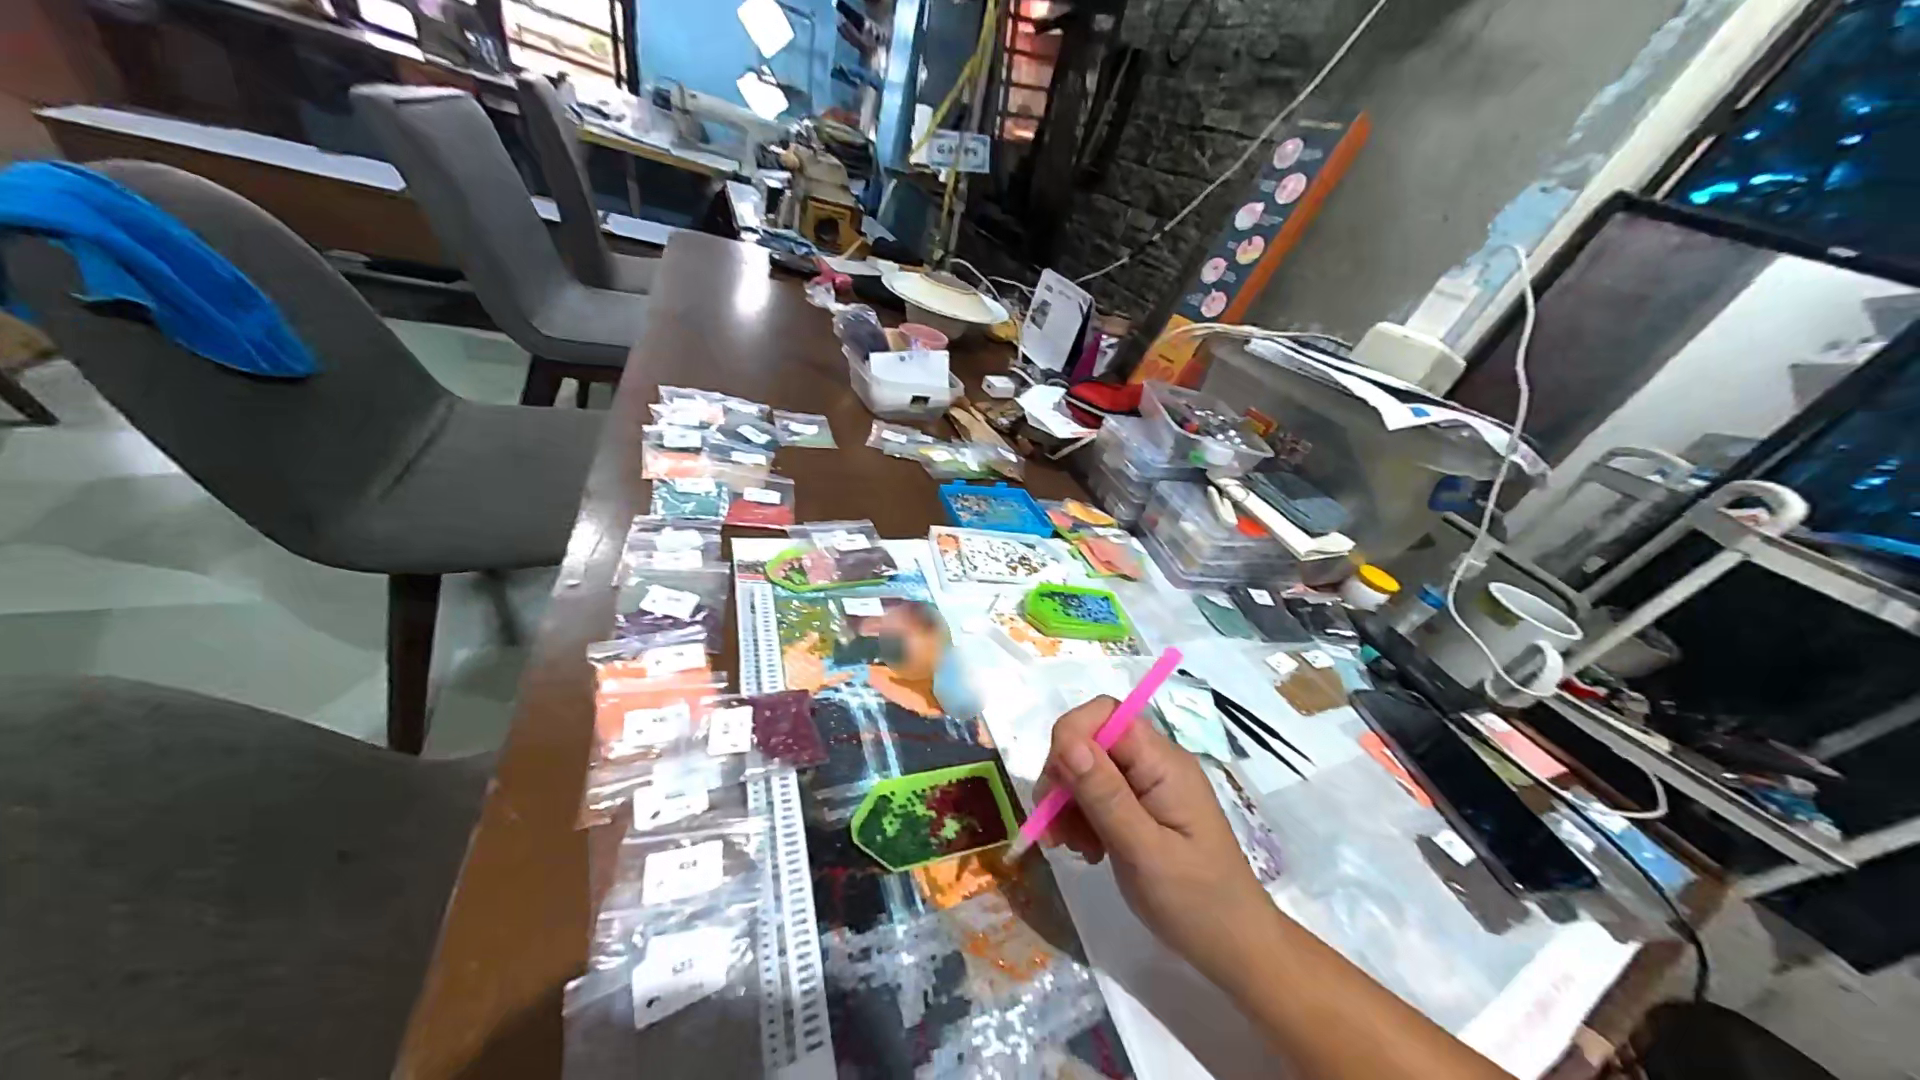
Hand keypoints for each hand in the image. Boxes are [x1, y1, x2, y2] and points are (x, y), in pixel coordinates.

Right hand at [1032, 696, 1276, 982]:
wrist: (1236, 948)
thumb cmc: (1196, 902)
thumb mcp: (1144, 851)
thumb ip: (1104, 794)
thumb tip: (1067, 740)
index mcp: (1163, 762)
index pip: (1105, 714)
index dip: (1071, 737)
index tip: (1055, 786)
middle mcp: (1154, 763)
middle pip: (1091, 740)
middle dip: (1063, 777)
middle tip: (1054, 828)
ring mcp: (1148, 785)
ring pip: (1087, 768)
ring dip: (1067, 802)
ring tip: (1069, 846)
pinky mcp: (1141, 807)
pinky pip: (1097, 794)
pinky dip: (1080, 817)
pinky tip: (1085, 850)